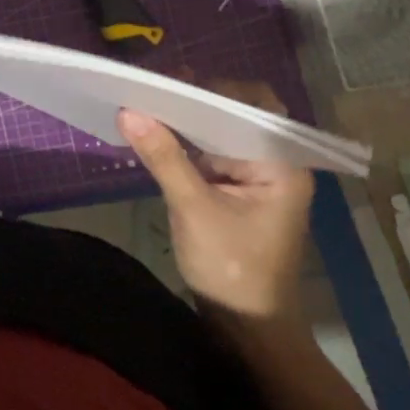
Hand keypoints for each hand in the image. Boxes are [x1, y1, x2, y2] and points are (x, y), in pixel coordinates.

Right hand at [118, 81, 313, 320]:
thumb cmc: (231, 268)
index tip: (171, 82)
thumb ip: (164, 157)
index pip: (254, 106)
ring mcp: (256, 176)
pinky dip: (186, 140)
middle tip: (154, 89)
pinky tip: (156, 134)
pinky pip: (211, 151)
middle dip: (197, 100)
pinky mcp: (236, 188)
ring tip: (148, 105)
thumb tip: (128, 111)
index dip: (214, 89)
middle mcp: (274, 163)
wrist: (246, 326)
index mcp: (281, 165)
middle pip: (237, 113)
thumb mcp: (193, 209)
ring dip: (188, 119)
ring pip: (221, 131)